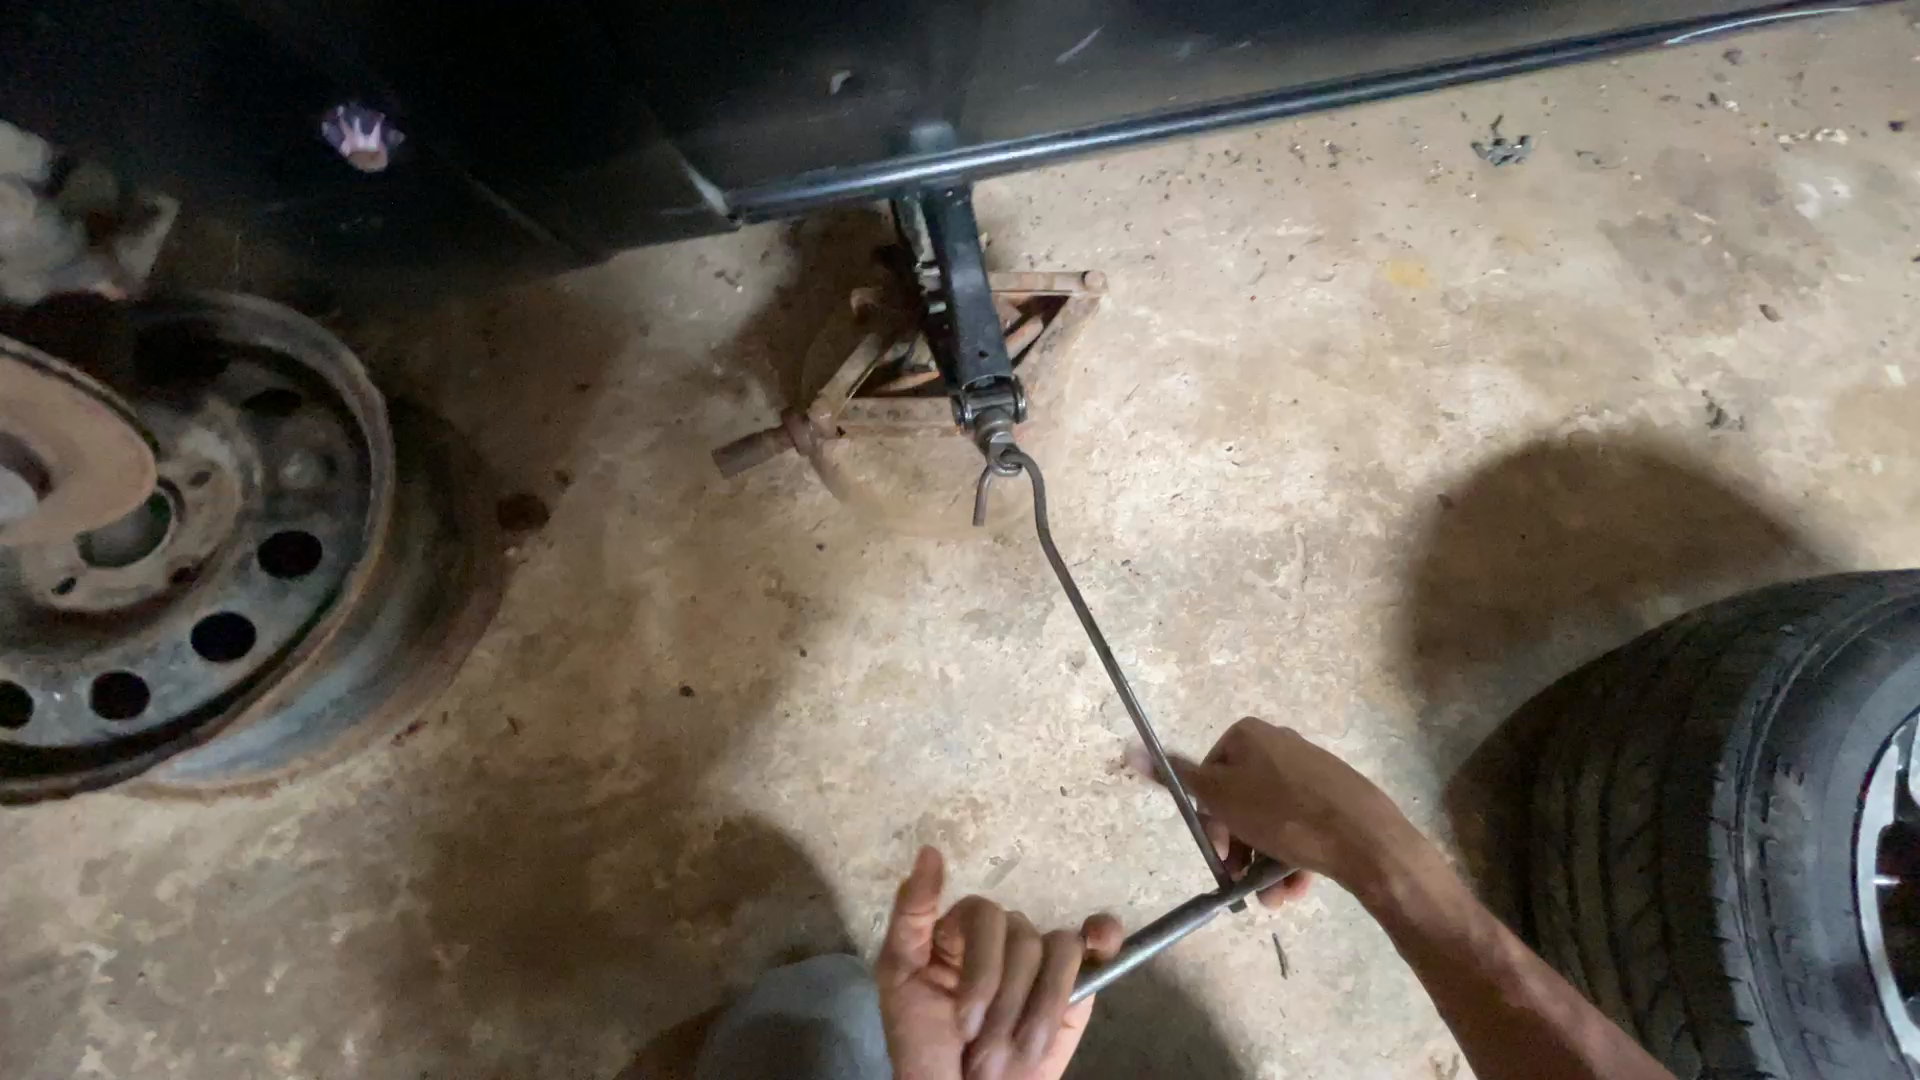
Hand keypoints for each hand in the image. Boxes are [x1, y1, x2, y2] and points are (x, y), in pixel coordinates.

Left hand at [876, 847, 1123, 1079]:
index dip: (982, 970)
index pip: (984, 914)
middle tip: (983, 1058)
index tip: (964, 1024)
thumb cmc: (924, 1048)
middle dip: (1004, 1006)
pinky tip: (1103, 938)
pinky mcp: (1075, 986)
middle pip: (1020, 936)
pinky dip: (1102, 935)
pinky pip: (1091, 945)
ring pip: (1054, 951)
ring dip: (1036, 1014)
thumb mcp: (900, 977)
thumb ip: (911, 914)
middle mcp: (1001, 936)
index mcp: (961, 928)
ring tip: (1013, 1058)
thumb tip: (930, 851)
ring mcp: (1039, 959)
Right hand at [1170, 717, 1429, 899]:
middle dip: (1238, 846)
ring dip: (1263, 861)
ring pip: (1273, 819)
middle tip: (1237, 880)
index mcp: (1248, 735)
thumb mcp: (1218, 797)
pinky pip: (1303, 826)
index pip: (1210, 773)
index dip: (1208, 817)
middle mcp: (1279, 743)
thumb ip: (1177, 776)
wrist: (1368, 841)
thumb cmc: (1282, 814)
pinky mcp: (1339, 797)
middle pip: (1242, 798)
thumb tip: (1129, 749)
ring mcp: (1313, 770)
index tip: (1216, 851)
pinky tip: (1294, 890)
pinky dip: (1292, 858)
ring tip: (1271, 898)